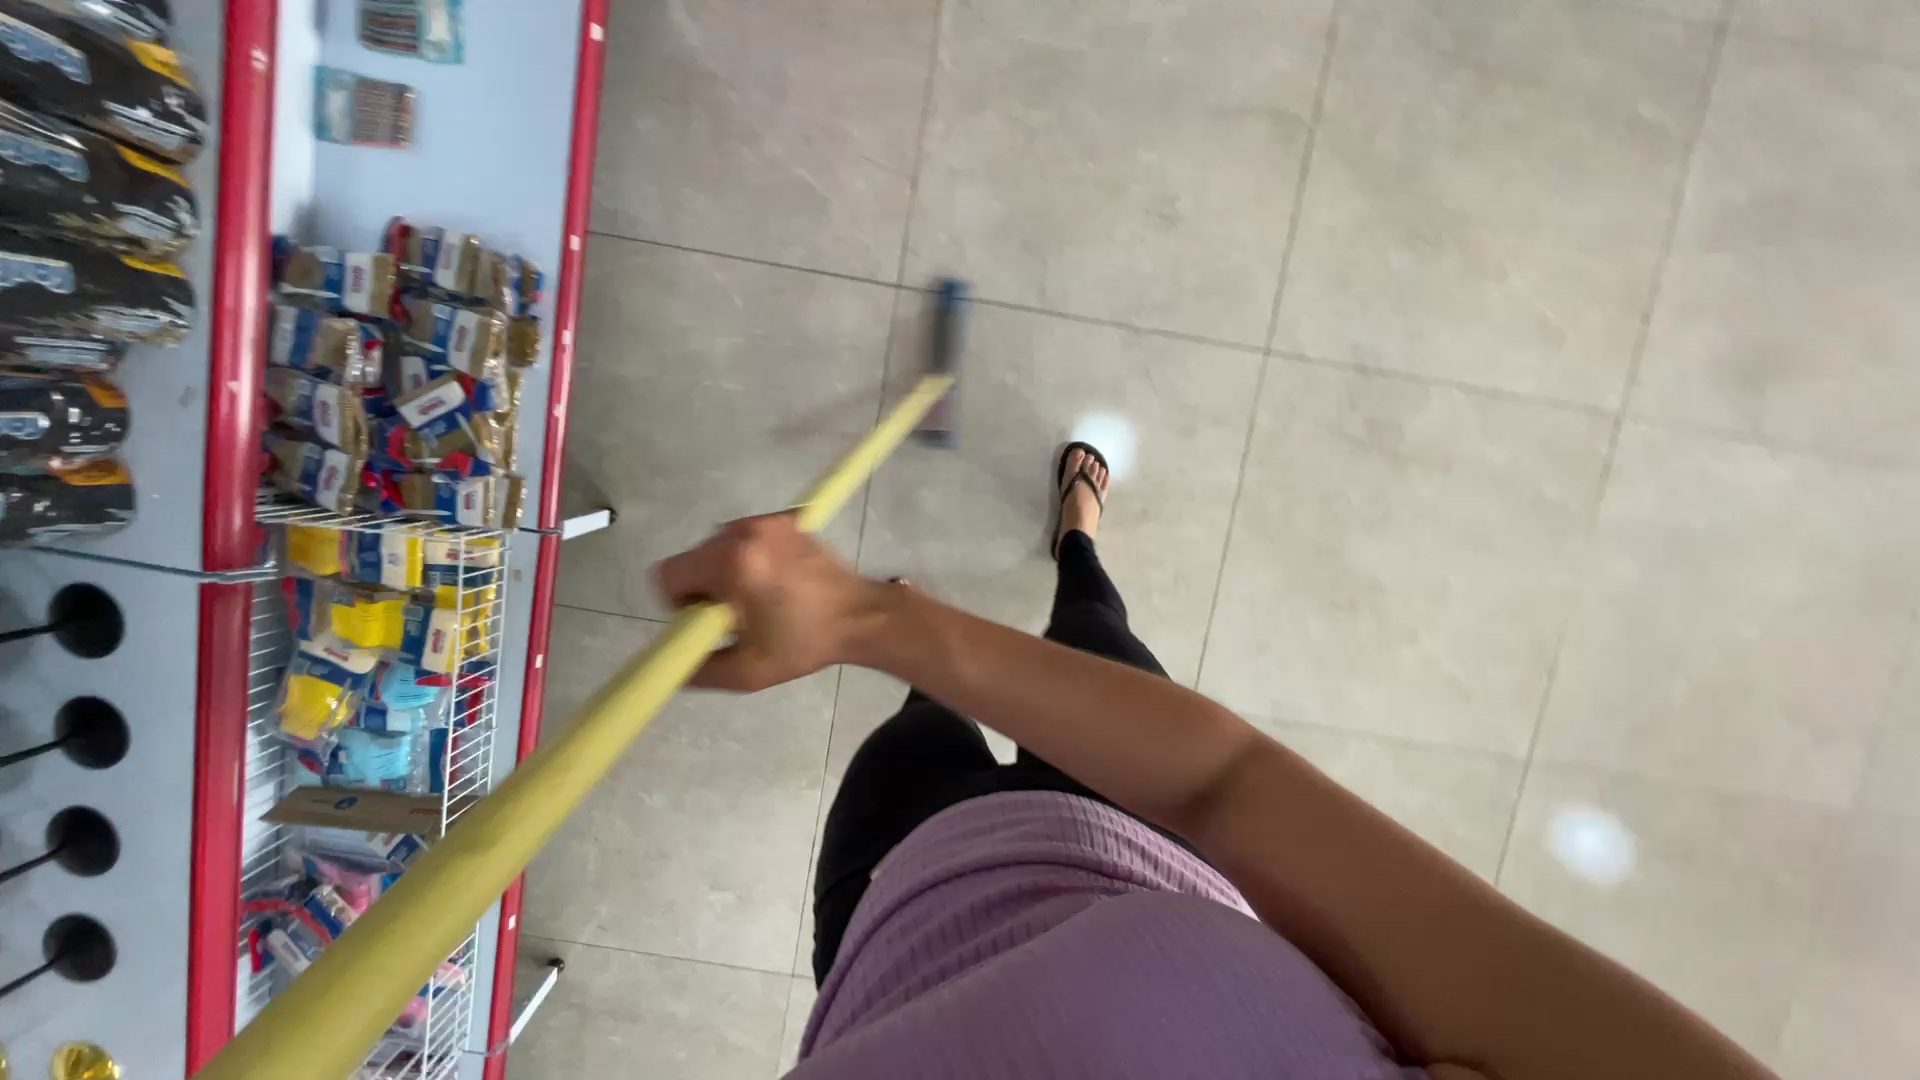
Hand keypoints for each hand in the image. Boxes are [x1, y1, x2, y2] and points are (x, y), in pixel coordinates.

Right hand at [654, 512, 884, 691]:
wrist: (860, 616)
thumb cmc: (804, 643)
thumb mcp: (747, 672)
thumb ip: (699, 669)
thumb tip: (672, 661)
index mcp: (731, 564)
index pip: (668, 572)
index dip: (679, 600)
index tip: (708, 618)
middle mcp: (744, 532)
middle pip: (694, 557)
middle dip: (705, 585)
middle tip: (737, 612)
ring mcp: (768, 521)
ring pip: (719, 544)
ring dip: (727, 569)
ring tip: (759, 595)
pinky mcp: (787, 518)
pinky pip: (747, 536)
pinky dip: (750, 555)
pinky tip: (775, 579)